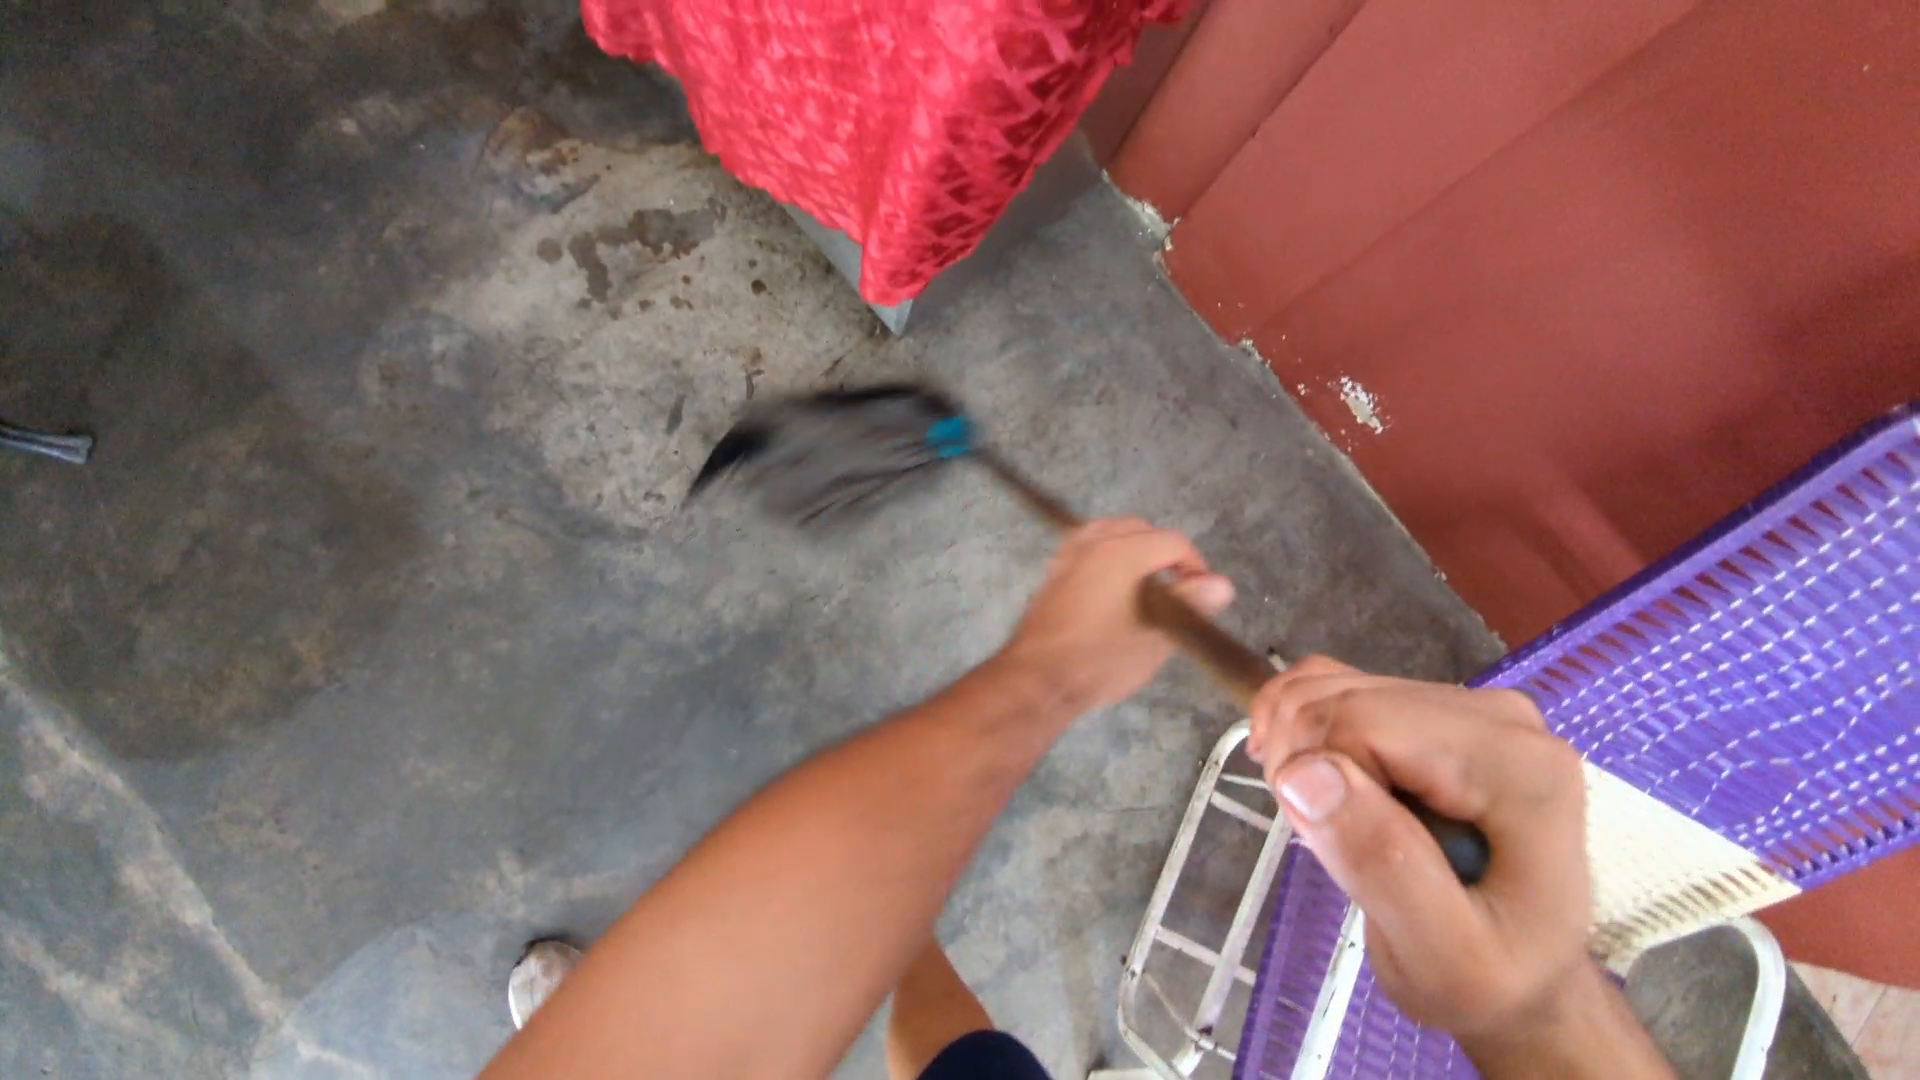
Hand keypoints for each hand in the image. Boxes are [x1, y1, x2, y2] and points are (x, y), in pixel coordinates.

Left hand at [996, 518, 1232, 710]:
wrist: (1038, 678)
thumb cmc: (1098, 661)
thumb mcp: (1154, 637)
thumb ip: (1190, 604)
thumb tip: (1222, 584)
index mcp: (1121, 552)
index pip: (1173, 541)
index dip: (1196, 565)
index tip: (1202, 594)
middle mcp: (1093, 543)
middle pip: (1142, 529)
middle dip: (1166, 554)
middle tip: (1178, 590)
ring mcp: (1069, 554)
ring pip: (1112, 533)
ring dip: (1136, 550)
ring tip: (1150, 587)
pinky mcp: (1054, 570)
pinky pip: (1089, 546)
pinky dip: (1109, 555)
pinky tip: (1116, 589)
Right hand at [1245, 657, 1594, 1047]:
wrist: (1523, 979)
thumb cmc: (1489, 979)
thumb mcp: (1443, 956)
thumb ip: (1382, 864)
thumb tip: (1305, 771)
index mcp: (1516, 766)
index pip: (1361, 723)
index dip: (1314, 775)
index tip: (1322, 843)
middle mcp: (1496, 715)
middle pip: (1338, 699)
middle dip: (1297, 761)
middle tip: (1319, 837)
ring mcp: (1462, 704)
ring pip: (1322, 687)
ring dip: (1292, 747)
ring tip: (1322, 815)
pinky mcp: (1429, 705)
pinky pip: (1330, 683)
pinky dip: (1294, 721)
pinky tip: (1302, 771)